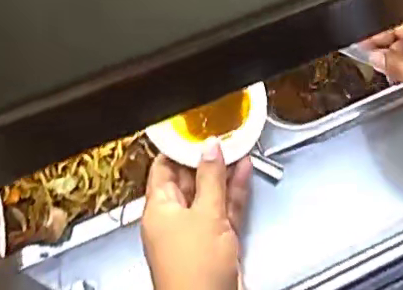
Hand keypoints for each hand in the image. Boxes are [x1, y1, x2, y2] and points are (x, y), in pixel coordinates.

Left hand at [140, 140, 251, 289]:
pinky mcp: (215, 249)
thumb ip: (210, 176)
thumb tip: (210, 147)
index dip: (179, 146)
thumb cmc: (194, 275)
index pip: (163, 167)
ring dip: (224, 173)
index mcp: (158, 211)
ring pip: (209, 195)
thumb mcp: (205, 214)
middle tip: (221, 134)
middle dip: (205, 157)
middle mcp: (173, 222)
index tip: (194, 128)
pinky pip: (224, 212)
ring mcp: (195, 236)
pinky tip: (244, 172)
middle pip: (188, 179)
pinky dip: (234, 193)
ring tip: (237, 146)